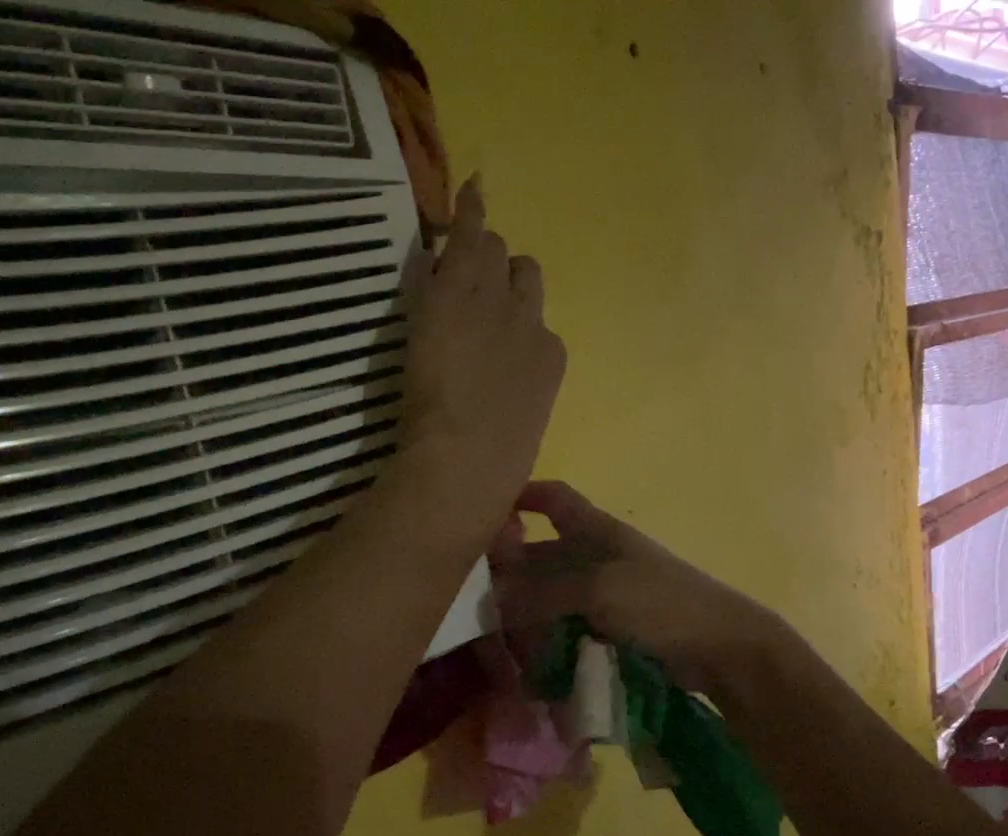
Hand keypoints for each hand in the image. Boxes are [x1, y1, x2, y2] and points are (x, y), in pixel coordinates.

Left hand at [401, 175, 566, 515]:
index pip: (536, 321)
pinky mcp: (458, 291)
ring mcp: (495, 302)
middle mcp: (532, 322)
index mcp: (550, 363)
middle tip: (471, 284)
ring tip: (460, 239)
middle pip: (524, 276)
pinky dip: (466, 211)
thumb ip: (510, 427)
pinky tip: (466, 188)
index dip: (511, 318)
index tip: (492, 325)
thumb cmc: (491, 474)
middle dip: (501, 275)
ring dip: (479, 247)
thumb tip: (508, 453)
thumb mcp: (513, 449)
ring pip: (496, 252)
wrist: (465, 462)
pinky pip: (468, 235)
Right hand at [494, 482, 789, 698]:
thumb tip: (494, 602)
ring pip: (552, 593)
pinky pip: (569, 624)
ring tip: (491, 629)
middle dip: (509, 567)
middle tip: (471, 592)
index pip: (553, 498)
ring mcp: (606, 593)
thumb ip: (543, 592)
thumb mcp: (597, 590)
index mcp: (597, 530)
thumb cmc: (662, 603)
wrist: (722, 648)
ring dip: (524, 607)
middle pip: (543, 551)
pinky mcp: (613, 628)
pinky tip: (525, 653)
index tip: (482, 512)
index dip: (520, 497)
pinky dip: (547, 634)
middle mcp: (597, 556)